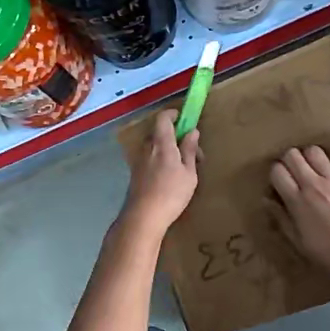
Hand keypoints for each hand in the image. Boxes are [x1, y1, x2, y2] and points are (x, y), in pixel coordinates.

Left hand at [123, 110, 200, 234]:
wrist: (143, 215)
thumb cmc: (171, 193)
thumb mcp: (189, 172)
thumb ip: (190, 150)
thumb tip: (192, 132)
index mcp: (161, 143)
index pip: (162, 118)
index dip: (173, 114)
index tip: (185, 118)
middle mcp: (146, 148)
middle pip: (159, 132)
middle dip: (176, 136)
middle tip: (194, 152)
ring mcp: (138, 159)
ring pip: (155, 146)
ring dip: (169, 149)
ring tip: (185, 168)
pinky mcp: (135, 172)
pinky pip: (150, 157)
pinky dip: (161, 159)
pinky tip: (171, 176)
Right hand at [269, 146, 329, 287]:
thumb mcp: (300, 243)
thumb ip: (282, 218)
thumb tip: (267, 200)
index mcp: (298, 201)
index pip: (276, 170)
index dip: (275, 174)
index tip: (279, 184)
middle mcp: (314, 184)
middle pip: (292, 155)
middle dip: (288, 161)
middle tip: (293, 174)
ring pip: (314, 151)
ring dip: (308, 157)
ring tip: (312, 170)